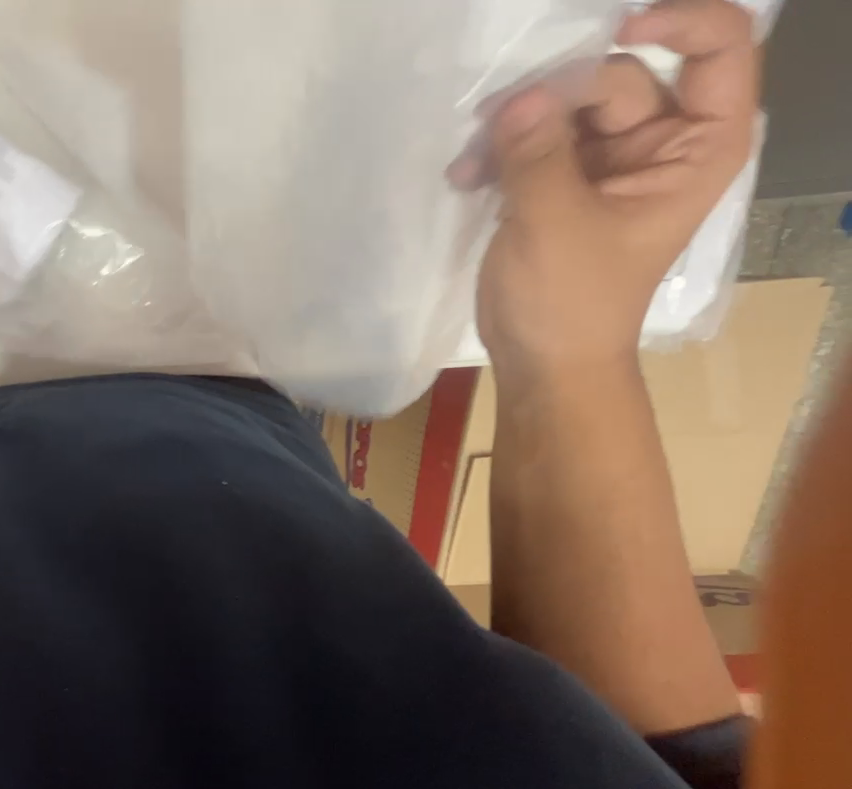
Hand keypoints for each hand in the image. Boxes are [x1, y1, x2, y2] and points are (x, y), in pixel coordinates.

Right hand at [459, 0, 759, 368]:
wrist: (544, 361)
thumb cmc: (570, 300)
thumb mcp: (555, 225)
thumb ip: (537, 158)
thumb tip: (518, 99)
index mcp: (697, 145)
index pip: (716, 49)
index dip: (675, 23)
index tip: (613, 29)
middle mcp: (658, 144)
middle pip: (618, 80)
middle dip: (555, 95)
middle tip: (494, 122)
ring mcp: (605, 166)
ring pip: (564, 112)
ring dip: (513, 130)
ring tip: (470, 165)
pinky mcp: (558, 188)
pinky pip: (532, 147)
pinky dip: (498, 156)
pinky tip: (466, 179)